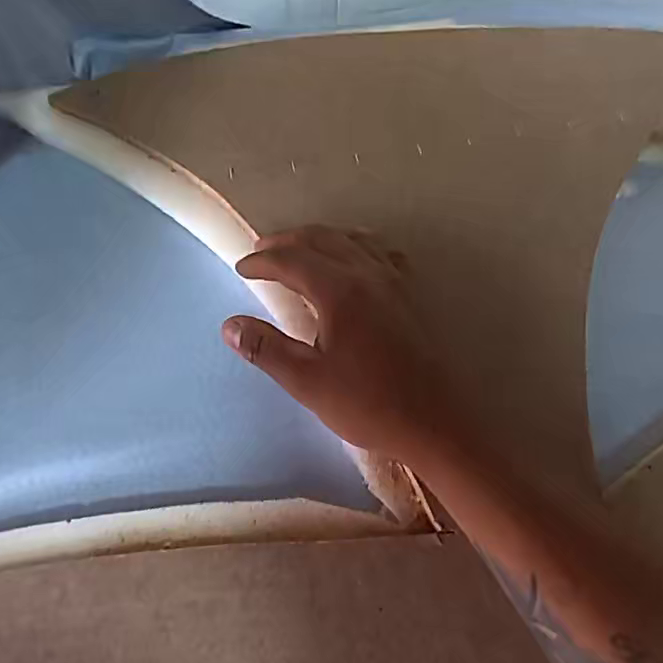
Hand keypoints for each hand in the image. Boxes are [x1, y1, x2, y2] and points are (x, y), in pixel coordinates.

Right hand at [224, 226, 468, 465]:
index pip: (293, 260)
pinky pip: (380, 254)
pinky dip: (357, 248)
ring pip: (354, 241)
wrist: (432, 423)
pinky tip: (355, 264)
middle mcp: (370, 275)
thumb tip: (230, 326)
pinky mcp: (411, 297)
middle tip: (262, 252)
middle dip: (288, 241)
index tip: (242, 269)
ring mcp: (396, 283)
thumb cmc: (368, 405)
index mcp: (341, 291)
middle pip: (323, 239)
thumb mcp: (307, 381)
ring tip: (301, 251)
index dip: (263, 261)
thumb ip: (266, 349)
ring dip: (322, 239)